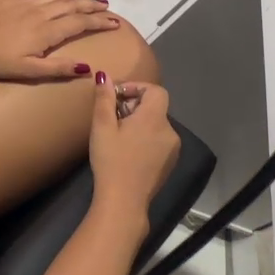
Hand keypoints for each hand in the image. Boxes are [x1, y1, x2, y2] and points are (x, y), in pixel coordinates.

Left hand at [0, 0, 120, 79]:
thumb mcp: (29, 71)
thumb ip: (58, 68)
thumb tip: (88, 67)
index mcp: (47, 31)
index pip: (80, 24)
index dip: (99, 22)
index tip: (115, 23)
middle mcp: (39, 13)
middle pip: (71, 6)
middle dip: (91, 7)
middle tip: (107, 8)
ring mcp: (24, 4)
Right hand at [87, 77, 180, 217]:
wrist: (125, 198)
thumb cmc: (111, 159)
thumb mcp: (102, 126)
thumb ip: (104, 99)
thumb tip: (104, 76)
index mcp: (154, 120)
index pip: (156, 90)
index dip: (136, 87)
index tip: (115, 97)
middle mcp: (170, 131)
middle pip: (154, 106)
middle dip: (131, 104)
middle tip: (109, 116)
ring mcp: (173, 149)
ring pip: (155, 123)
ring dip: (137, 120)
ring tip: (115, 133)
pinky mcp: (170, 161)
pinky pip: (158, 138)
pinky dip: (143, 135)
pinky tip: (126, 149)